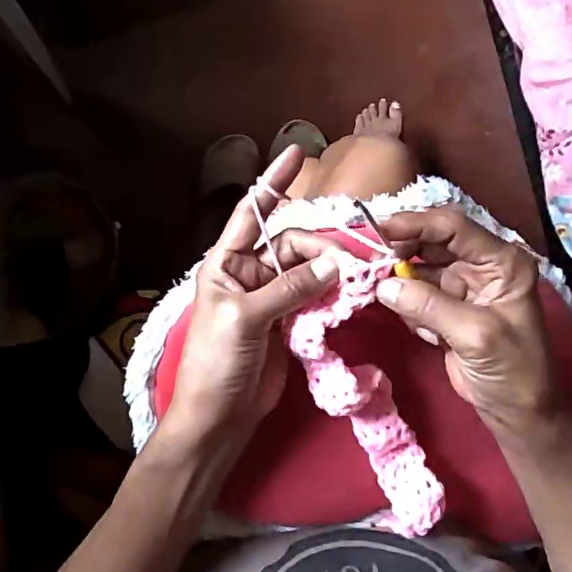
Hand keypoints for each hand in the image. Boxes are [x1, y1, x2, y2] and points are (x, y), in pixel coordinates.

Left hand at [156, 147, 339, 467]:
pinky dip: (332, 292)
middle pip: (292, 243)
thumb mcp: (246, 318)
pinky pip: (316, 296)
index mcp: (226, 263)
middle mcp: (249, 273)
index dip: (272, 183)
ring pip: (308, 269)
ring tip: (355, 276)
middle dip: (320, 245)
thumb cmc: (216, 362)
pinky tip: (348, 292)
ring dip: (331, 269)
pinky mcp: (290, 321)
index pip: (251, 212)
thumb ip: (289, 289)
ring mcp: (272, 297)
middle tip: (349, 261)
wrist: (220, 417)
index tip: (297, 154)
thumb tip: (334, 265)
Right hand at [372, 209, 571, 459]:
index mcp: (501, 262)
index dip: (415, 224)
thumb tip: (384, 285)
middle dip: (402, 250)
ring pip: (420, 267)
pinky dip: (408, 306)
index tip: (379, 229)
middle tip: (372, 262)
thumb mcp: (475, 335)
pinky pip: (415, 293)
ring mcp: (463, 286)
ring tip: (386, 295)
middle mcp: (482, 266)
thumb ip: (429, 306)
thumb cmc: (513, 371)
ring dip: (401, 281)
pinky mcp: (446, 308)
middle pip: (432, 242)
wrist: (519, 412)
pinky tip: (424, 332)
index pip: (453, 227)